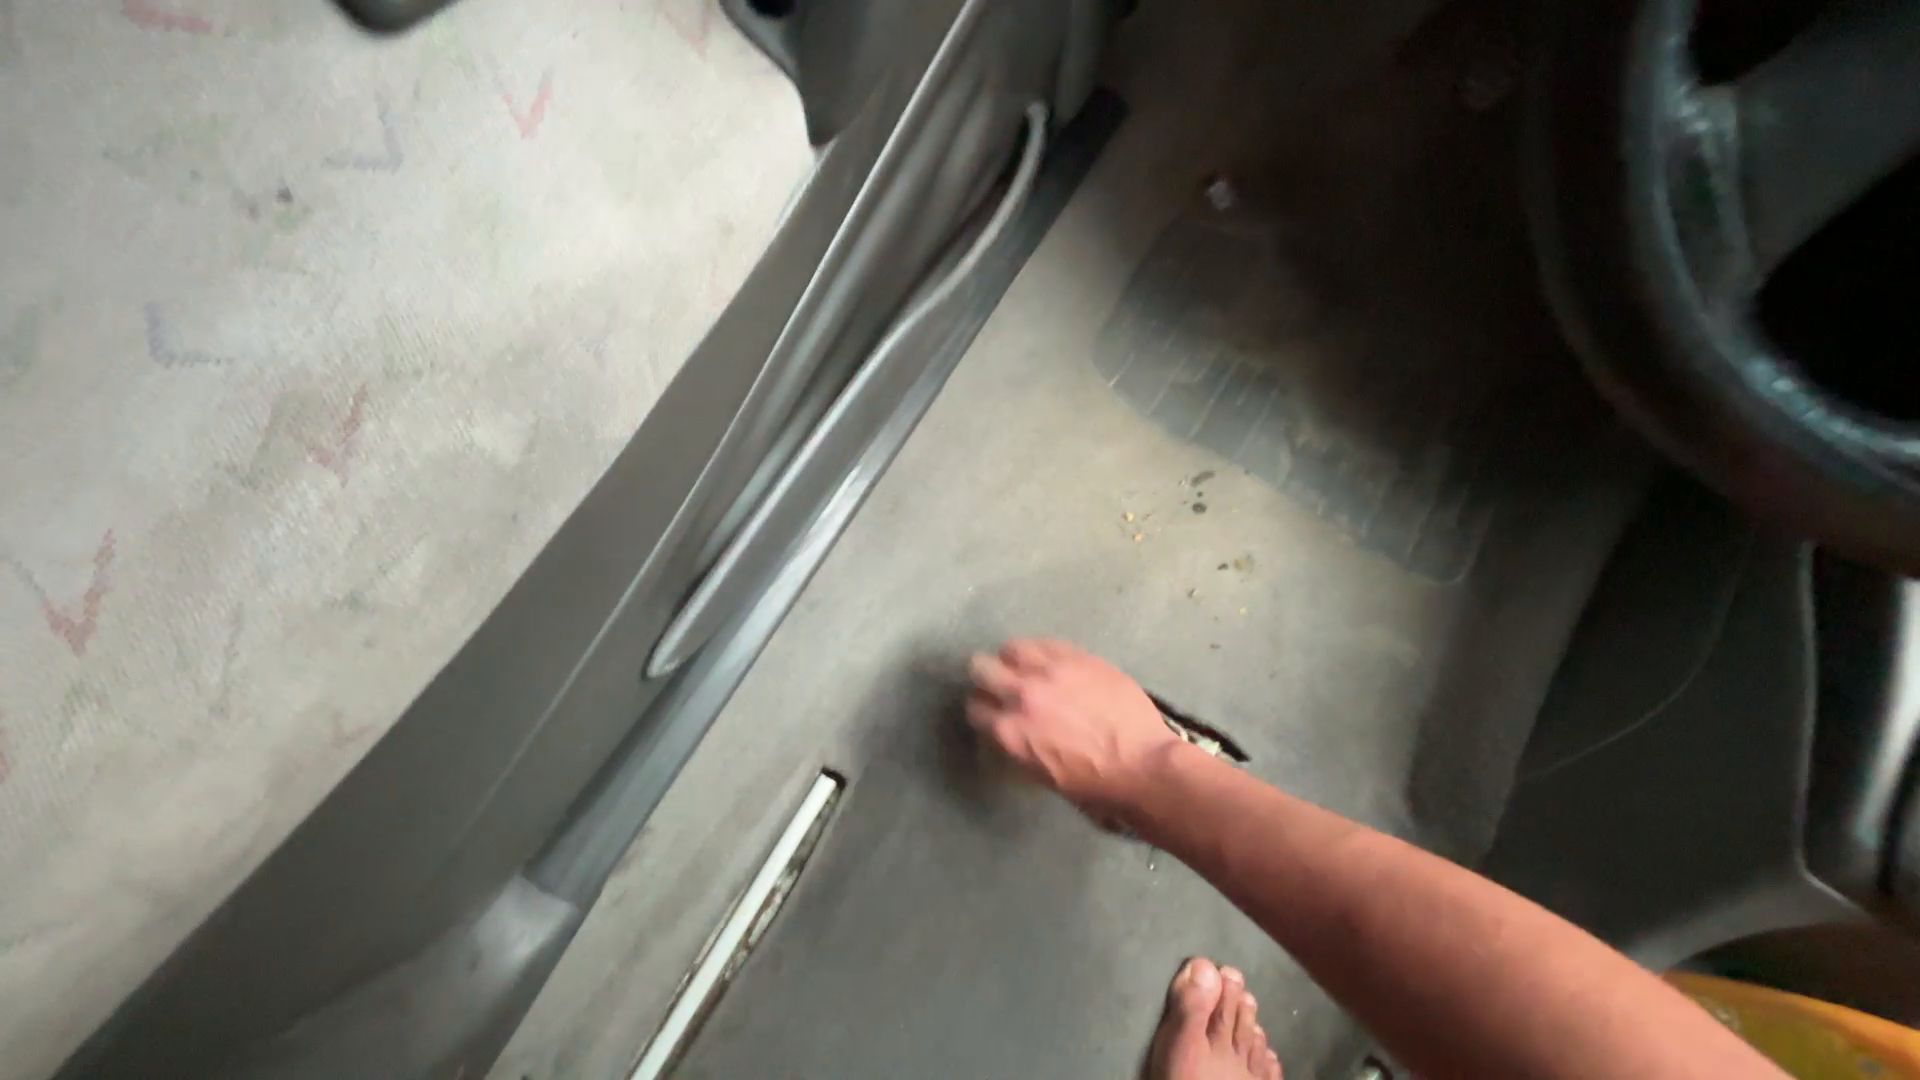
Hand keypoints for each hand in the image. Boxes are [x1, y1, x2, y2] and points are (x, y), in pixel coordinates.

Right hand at [967, 638, 1182, 820]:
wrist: (1142, 765)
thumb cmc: (1093, 785)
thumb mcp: (1041, 774)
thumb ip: (1018, 744)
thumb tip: (1013, 729)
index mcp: (1009, 732)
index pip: (975, 708)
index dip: (982, 709)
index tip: (991, 710)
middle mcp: (1020, 695)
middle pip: (981, 669)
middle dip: (986, 677)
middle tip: (1000, 684)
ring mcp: (1049, 671)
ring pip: (1011, 648)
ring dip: (1013, 659)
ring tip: (1026, 667)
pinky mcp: (1076, 657)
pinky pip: (1045, 642)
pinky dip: (1042, 651)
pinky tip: (1051, 661)